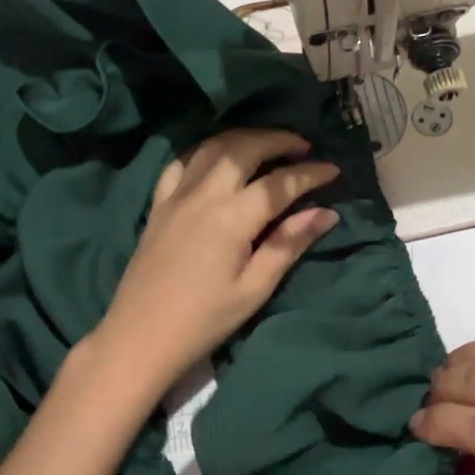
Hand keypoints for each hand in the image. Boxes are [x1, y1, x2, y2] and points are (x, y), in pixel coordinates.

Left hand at [97, 128, 340, 383]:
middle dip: (278, 140)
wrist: (140, 337)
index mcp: (231, 218)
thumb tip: (326, 213)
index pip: (279, 183)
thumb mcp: (254, 288)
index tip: (334, 170)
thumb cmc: (205, 320)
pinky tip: (218, 157)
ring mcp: (176, 195)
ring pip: (212, 146)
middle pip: (244, 148)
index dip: (310, 173)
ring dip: (244, 138)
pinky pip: (181, 161)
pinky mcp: (158, 204)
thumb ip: (288, 244)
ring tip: (268, 144)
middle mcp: (203, 195)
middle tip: (304, 146)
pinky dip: (205, 150)